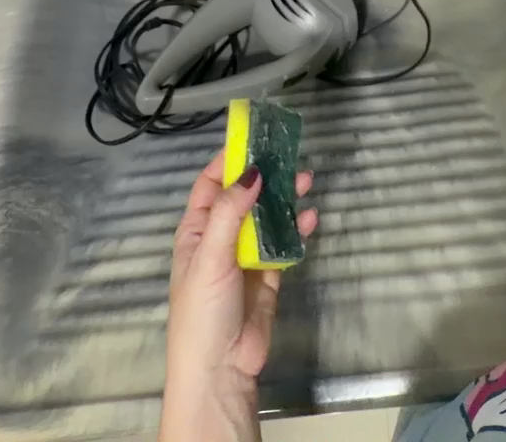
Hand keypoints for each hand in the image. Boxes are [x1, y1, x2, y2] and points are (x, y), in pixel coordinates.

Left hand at [160, 153, 317, 441]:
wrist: (222, 369)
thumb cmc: (203, 309)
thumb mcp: (210, 256)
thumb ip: (230, 211)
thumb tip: (253, 171)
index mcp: (196, 230)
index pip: (210, 183)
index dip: (229, 159)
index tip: (253, 136)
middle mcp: (221, 236)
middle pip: (245, 194)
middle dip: (266, 174)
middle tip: (290, 154)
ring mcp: (247, 254)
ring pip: (268, 214)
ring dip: (286, 196)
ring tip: (307, 179)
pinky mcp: (270, 272)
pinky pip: (285, 241)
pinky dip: (297, 226)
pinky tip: (309, 217)